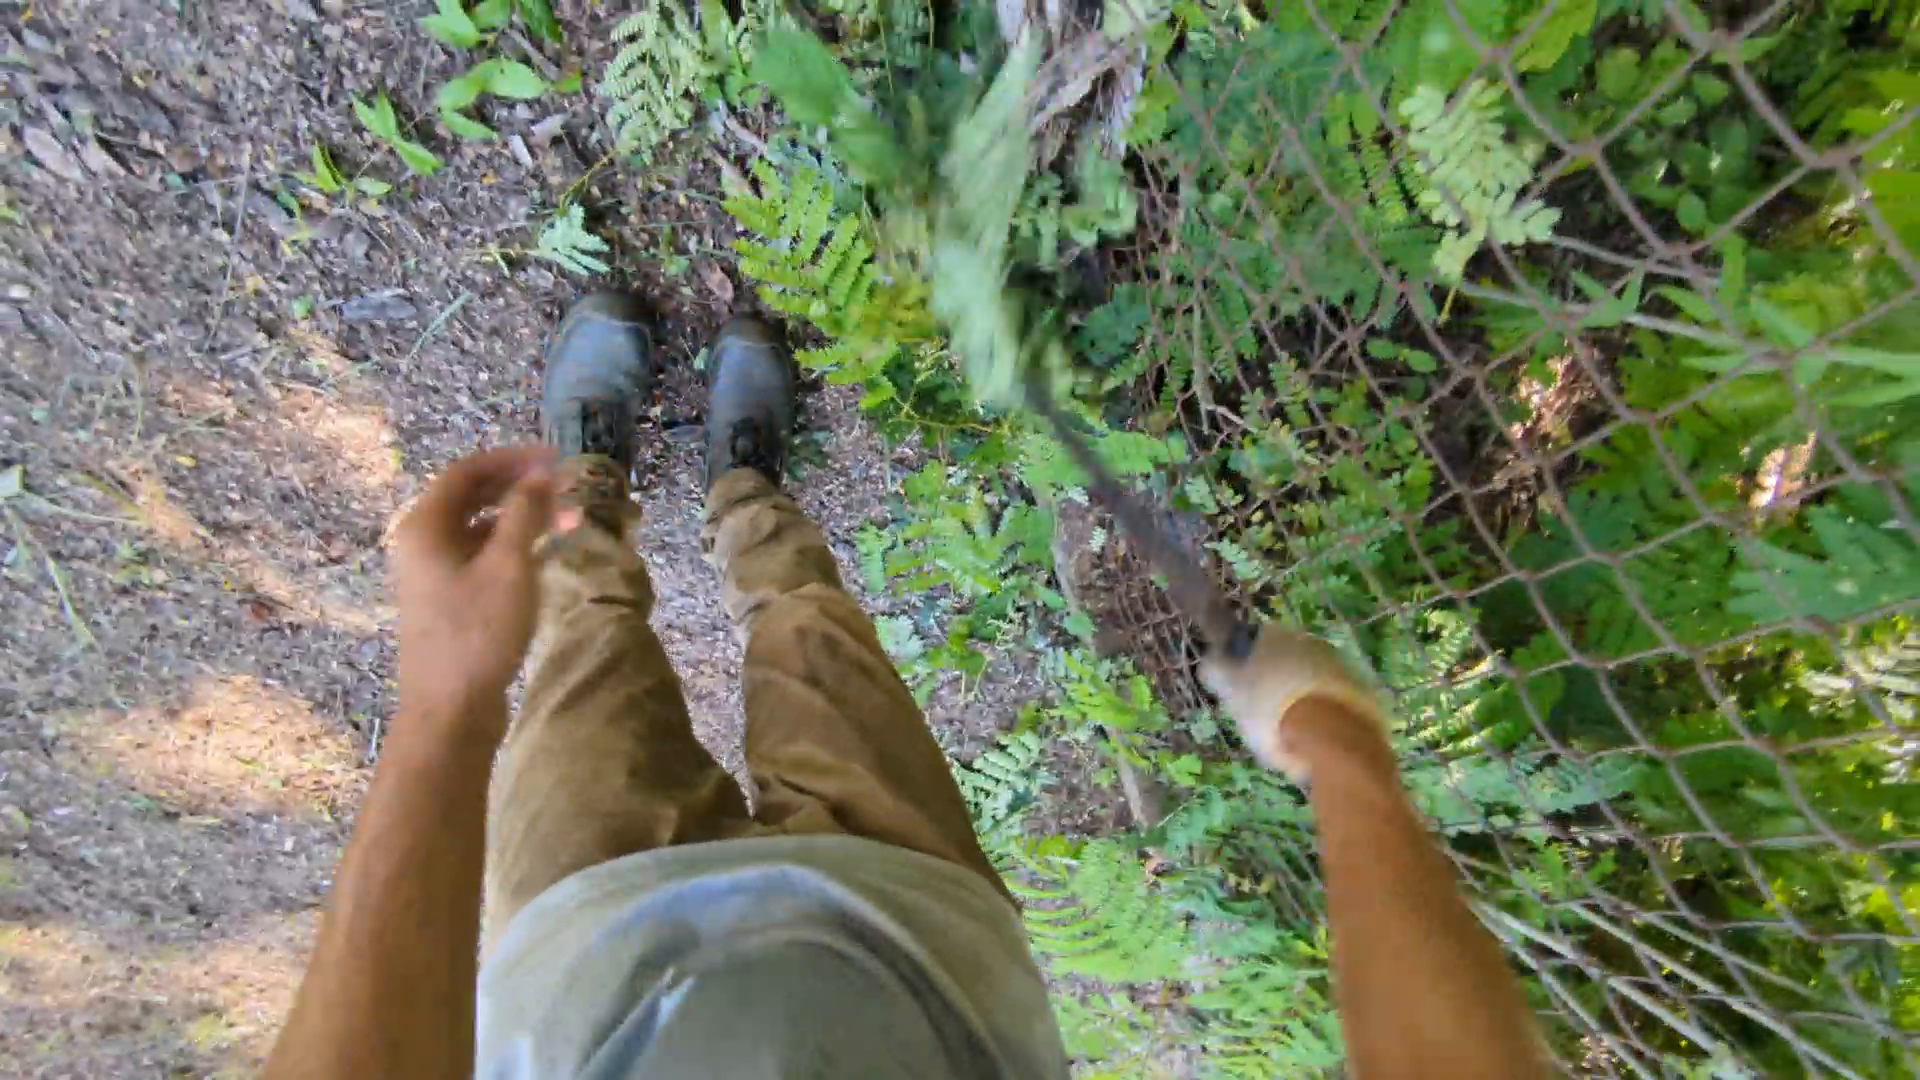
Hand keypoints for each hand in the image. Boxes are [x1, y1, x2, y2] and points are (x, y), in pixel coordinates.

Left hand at [392, 446, 556, 741]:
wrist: (450, 704)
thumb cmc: (479, 630)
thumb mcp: (509, 566)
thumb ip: (525, 514)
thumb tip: (542, 474)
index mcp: (426, 526)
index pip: (468, 471)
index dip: (513, 459)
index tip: (558, 458)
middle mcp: (423, 540)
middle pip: (473, 495)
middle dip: (521, 486)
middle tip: (568, 486)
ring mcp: (435, 568)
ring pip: (481, 524)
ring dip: (524, 515)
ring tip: (570, 519)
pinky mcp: (450, 592)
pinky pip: (483, 550)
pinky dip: (515, 541)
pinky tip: (545, 550)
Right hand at [1200, 627, 1389, 781]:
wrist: (1334, 739)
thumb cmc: (1273, 712)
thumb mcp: (1232, 694)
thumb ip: (1218, 674)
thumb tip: (1208, 663)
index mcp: (1275, 636)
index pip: (1253, 641)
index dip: (1244, 664)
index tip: (1240, 687)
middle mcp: (1310, 642)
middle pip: (1286, 659)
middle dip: (1277, 679)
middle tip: (1266, 711)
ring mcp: (1341, 665)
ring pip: (1313, 678)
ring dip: (1304, 695)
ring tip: (1295, 729)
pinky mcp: (1366, 692)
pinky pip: (1338, 699)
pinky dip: (1329, 712)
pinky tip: (1320, 736)